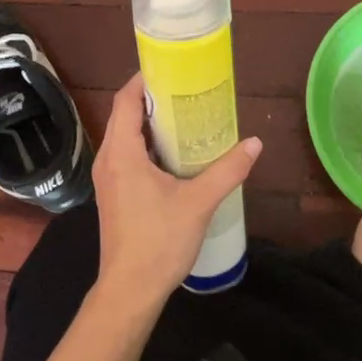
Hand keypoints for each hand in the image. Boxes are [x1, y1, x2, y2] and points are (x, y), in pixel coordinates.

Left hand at [92, 73, 260, 303]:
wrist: (129, 291)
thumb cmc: (159, 242)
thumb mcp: (199, 203)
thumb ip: (227, 170)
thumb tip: (255, 143)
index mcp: (121, 152)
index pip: (125, 100)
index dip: (144, 80)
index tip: (170, 69)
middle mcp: (108, 159)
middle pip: (124, 116)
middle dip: (152, 100)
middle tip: (186, 92)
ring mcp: (106, 179)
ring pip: (125, 137)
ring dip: (149, 125)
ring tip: (183, 118)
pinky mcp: (112, 195)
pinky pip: (126, 156)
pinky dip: (146, 146)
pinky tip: (172, 156)